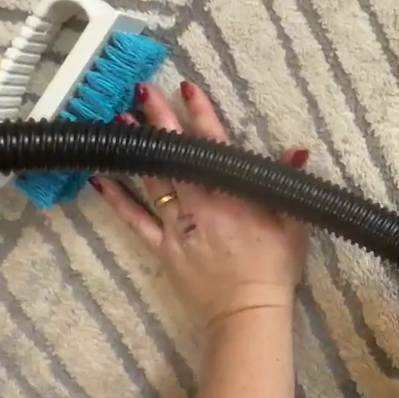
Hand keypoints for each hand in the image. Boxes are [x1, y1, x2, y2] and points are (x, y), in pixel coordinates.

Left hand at [90, 81, 310, 338]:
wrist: (248, 311)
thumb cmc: (275, 267)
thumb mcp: (294, 222)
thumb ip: (288, 183)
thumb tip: (297, 149)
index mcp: (234, 194)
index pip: (214, 145)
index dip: (200, 113)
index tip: (186, 87)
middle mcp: (201, 204)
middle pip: (176, 155)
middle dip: (159, 120)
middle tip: (141, 91)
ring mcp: (177, 225)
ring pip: (152, 179)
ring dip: (136, 149)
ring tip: (118, 120)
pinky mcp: (162, 247)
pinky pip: (135, 221)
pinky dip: (117, 199)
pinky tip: (100, 177)